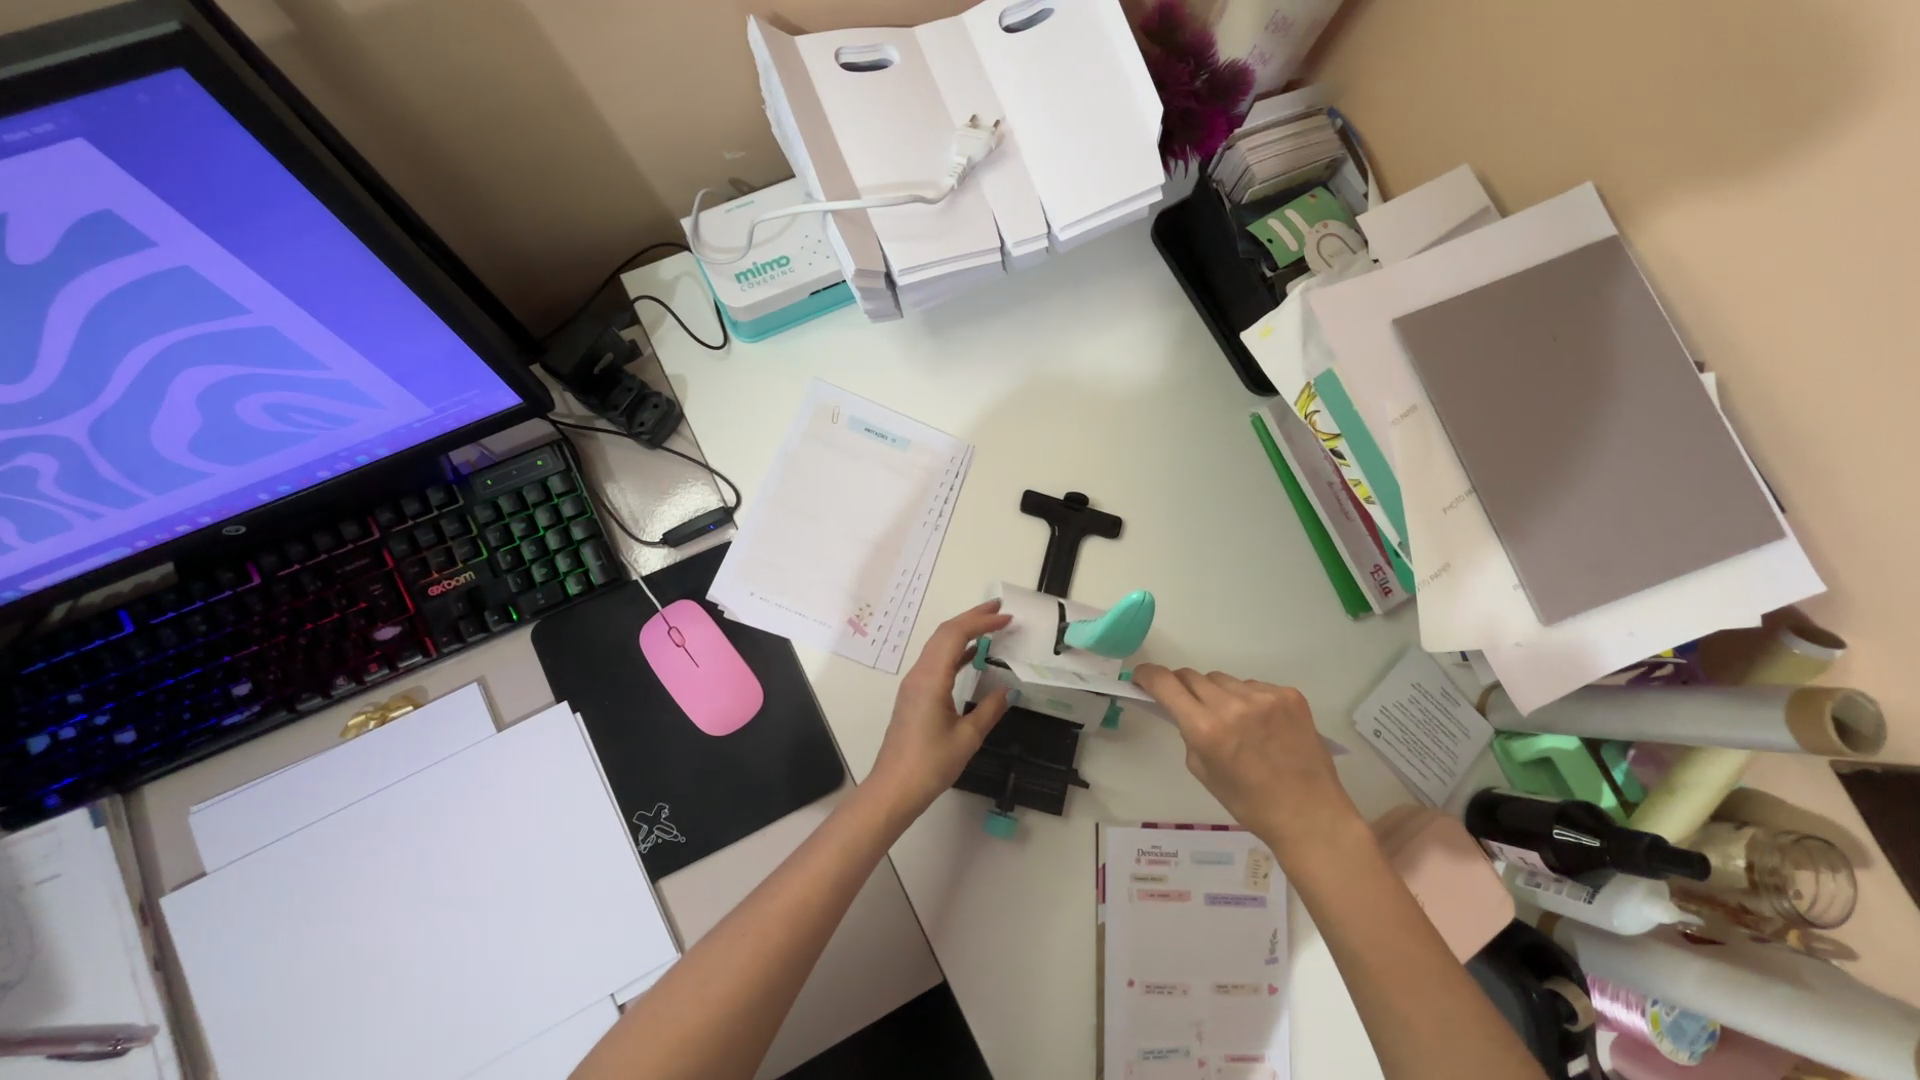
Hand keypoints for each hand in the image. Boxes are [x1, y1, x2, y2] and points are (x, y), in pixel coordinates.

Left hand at [865, 600, 1014, 820]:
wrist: (895, 788)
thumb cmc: (931, 764)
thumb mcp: (967, 738)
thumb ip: (989, 710)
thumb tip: (1008, 691)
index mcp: (930, 679)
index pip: (954, 635)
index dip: (981, 622)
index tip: (1006, 618)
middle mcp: (918, 675)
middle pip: (944, 634)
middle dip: (971, 618)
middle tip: (999, 610)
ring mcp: (913, 685)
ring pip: (938, 646)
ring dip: (962, 633)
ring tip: (990, 626)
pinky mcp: (914, 696)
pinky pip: (935, 662)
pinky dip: (955, 652)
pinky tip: (972, 656)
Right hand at [1133, 665, 1361, 855]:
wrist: (1308, 813)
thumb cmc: (1249, 803)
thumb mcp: (1203, 772)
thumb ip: (1189, 734)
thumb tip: (1185, 711)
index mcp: (1206, 728)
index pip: (1166, 684)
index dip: (1148, 676)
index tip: (1142, 677)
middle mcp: (1232, 705)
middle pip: (1193, 676)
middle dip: (1183, 688)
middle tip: (1189, 705)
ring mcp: (1264, 697)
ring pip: (1224, 680)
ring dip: (1218, 694)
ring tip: (1234, 722)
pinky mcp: (1290, 696)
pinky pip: (1255, 687)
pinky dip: (1249, 700)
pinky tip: (1262, 725)